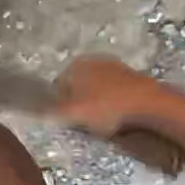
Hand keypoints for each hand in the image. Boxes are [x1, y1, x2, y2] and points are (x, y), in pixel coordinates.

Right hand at [52, 55, 175, 137]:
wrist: (152, 106)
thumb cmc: (106, 109)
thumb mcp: (71, 114)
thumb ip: (49, 112)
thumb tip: (33, 109)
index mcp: (76, 64)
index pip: (57, 86)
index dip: (58, 106)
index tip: (67, 122)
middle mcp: (95, 61)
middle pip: (78, 87)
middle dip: (79, 104)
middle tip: (85, 124)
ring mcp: (117, 67)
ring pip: (97, 90)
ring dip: (98, 105)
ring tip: (104, 124)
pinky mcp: (135, 78)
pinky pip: (116, 94)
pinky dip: (115, 105)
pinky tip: (121, 118)